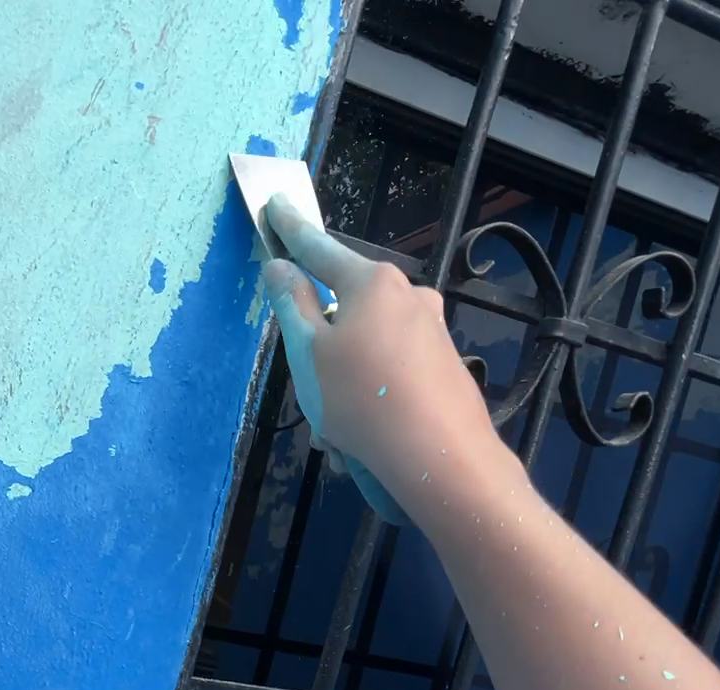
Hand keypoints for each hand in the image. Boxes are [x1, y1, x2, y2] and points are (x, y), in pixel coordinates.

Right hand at [258, 194, 511, 522]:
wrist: (436, 455)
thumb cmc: (358, 398)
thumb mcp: (308, 352)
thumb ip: (291, 304)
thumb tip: (278, 266)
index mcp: (371, 282)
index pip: (319, 248)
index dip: (291, 231)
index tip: (277, 204)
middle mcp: (407, 295)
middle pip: (342, 309)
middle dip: (318, 351)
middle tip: (310, 392)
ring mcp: (429, 329)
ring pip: (362, 351)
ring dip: (339, 388)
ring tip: (335, 432)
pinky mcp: (442, 364)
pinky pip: (386, 374)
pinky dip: (366, 400)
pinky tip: (360, 438)